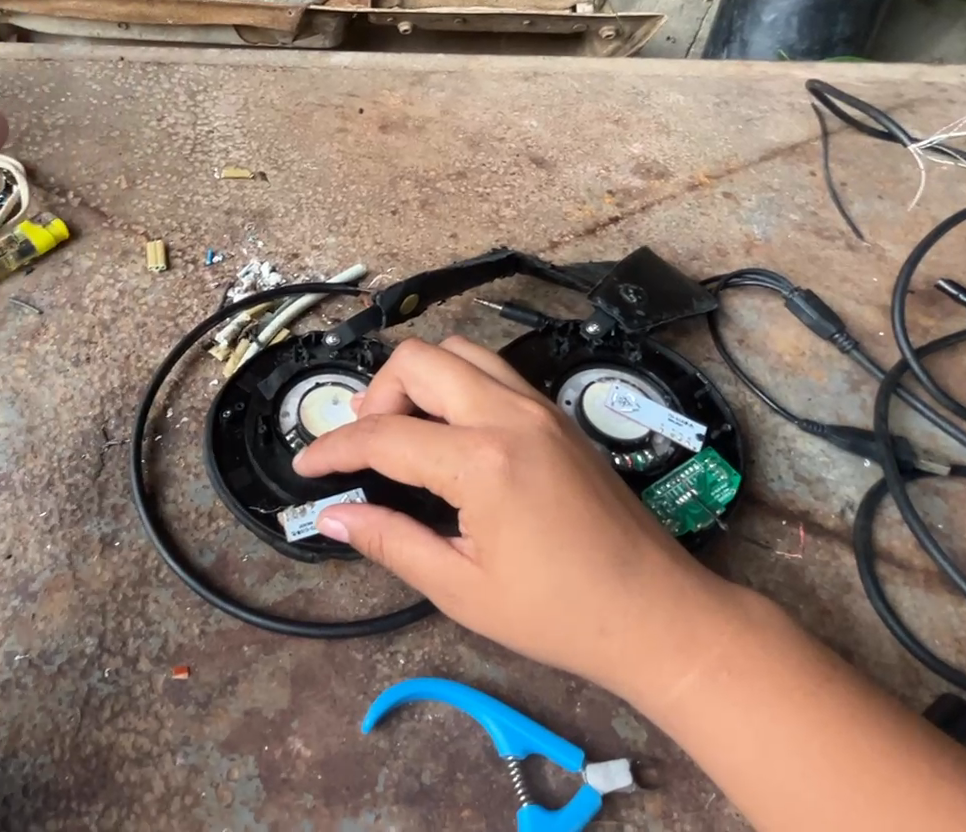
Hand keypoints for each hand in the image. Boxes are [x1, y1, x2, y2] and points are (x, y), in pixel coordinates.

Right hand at [293, 337, 749, 695]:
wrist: (659, 614)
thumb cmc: (559, 614)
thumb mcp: (460, 589)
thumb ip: (389, 542)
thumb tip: (332, 515)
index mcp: (482, 461)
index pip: (384, 434)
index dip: (334, 448)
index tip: (306, 464)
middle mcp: (509, 415)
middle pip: (418, 360)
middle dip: (375, 394)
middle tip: (364, 444)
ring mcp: (539, 408)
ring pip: (458, 351)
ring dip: (418, 380)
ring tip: (404, 429)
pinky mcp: (557, 415)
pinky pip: (492, 371)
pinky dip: (455, 384)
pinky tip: (450, 432)